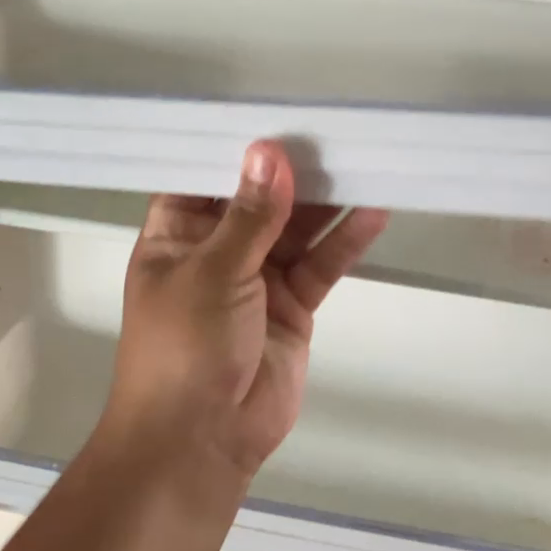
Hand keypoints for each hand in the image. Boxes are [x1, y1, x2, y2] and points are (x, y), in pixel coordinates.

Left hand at [98, 140, 388, 482]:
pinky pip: (320, 265)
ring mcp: (257, 279)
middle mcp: (218, 250)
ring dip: (326, 201)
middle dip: (292, 170)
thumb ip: (249, 215)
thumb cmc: (183, 347)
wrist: (201, 439)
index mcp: (177, 235)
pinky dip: (344, 241)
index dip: (238, 147)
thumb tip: (268, 152)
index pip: (206, 177)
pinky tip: (374, 211)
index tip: (276, 111)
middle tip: (335, 127)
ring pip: (296, 229)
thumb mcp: (212, 272)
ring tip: (364, 158)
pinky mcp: (293, 307)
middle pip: (259, 199)